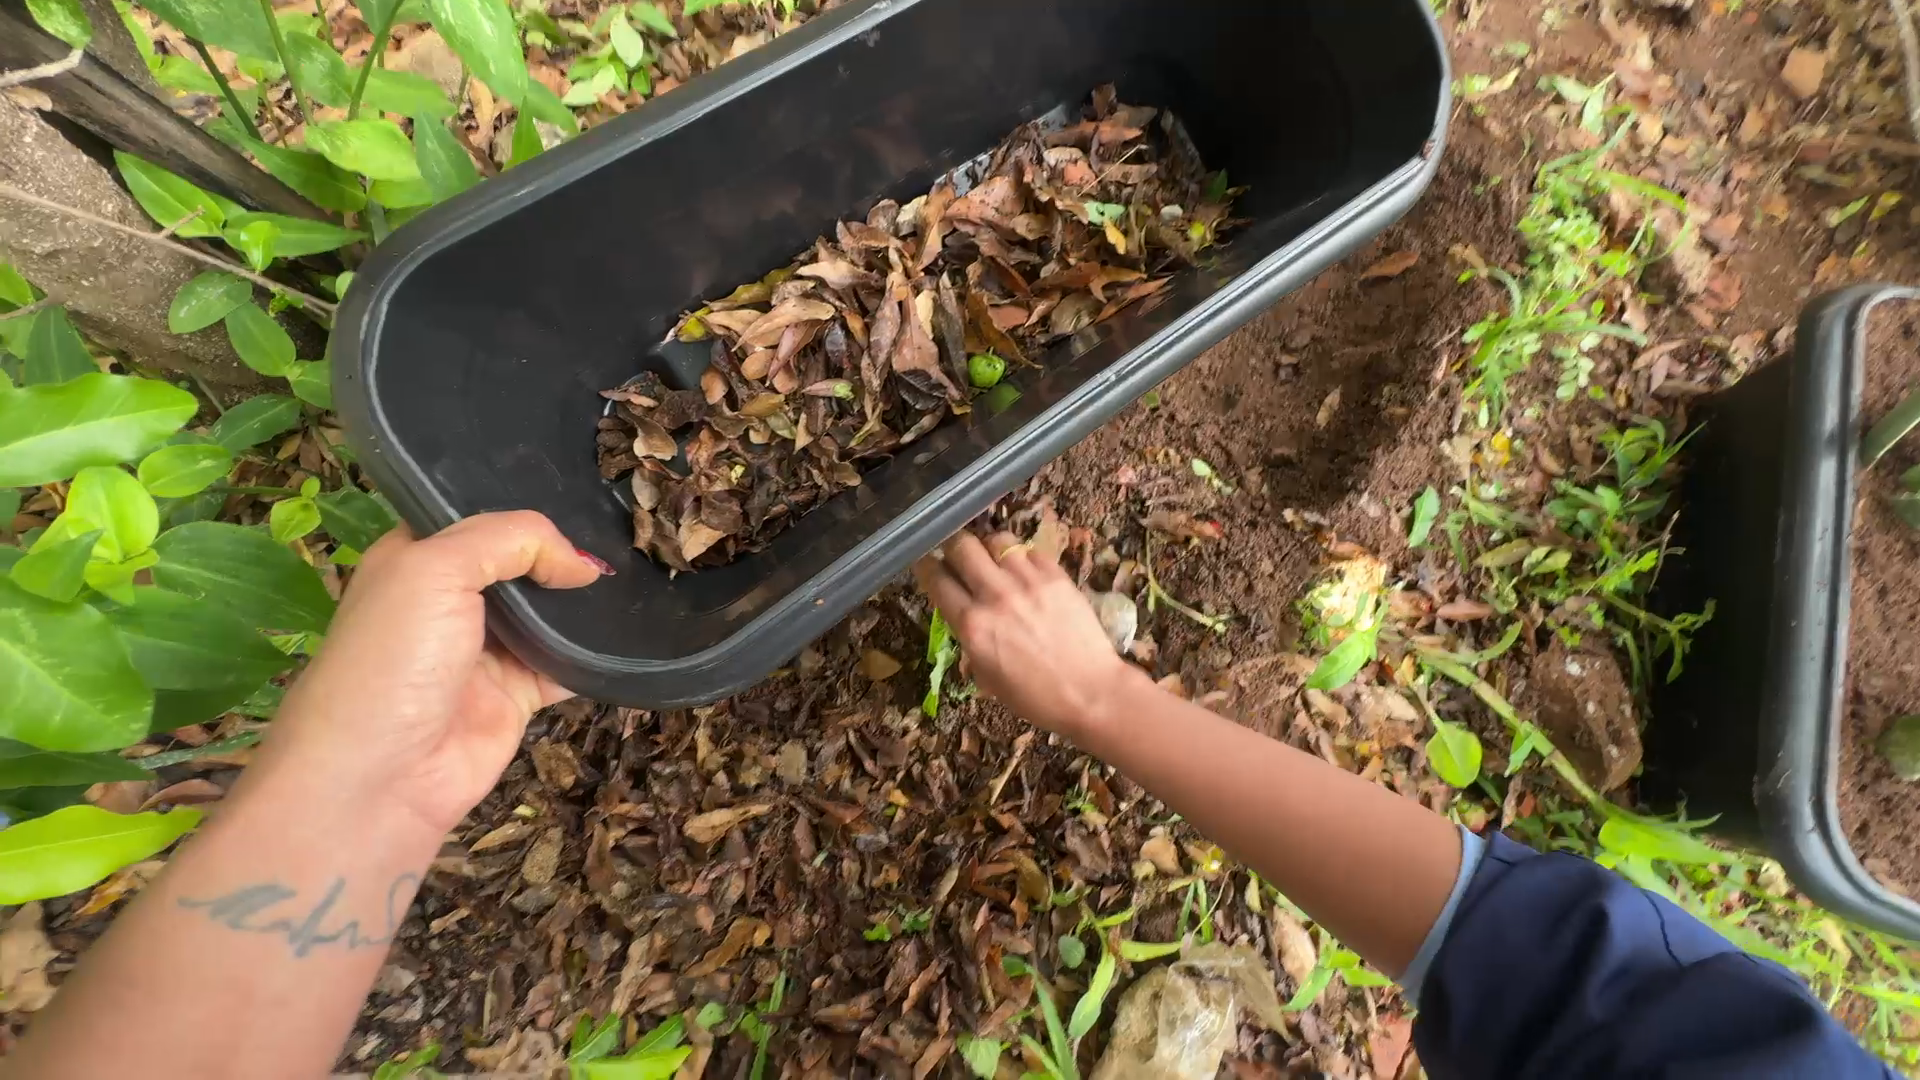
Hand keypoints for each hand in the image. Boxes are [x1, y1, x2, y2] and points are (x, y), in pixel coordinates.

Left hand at [256, 511, 604, 835]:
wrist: (381, 778)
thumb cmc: (395, 658)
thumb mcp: (436, 569)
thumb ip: (513, 541)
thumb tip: (584, 567)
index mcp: (419, 561)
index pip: (483, 520)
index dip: (529, 517)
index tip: (584, 512)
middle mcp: (454, 600)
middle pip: (526, 564)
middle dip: (569, 556)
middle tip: (624, 547)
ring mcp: (490, 648)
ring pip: (554, 612)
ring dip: (588, 603)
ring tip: (636, 583)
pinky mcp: (522, 691)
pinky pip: (571, 661)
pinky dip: (598, 651)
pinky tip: (630, 634)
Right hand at [912, 531, 1141, 737]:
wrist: (1090, 693)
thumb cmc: (1035, 697)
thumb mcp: (986, 676)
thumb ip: (969, 637)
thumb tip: (963, 612)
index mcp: (972, 625)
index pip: (936, 579)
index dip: (926, 567)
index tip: (927, 563)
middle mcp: (995, 596)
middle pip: (961, 546)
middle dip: (954, 547)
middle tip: (958, 556)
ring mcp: (1028, 581)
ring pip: (996, 539)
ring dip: (990, 549)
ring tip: (995, 561)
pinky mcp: (1056, 575)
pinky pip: (1030, 551)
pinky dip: (1022, 558)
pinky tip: (1025, 572)